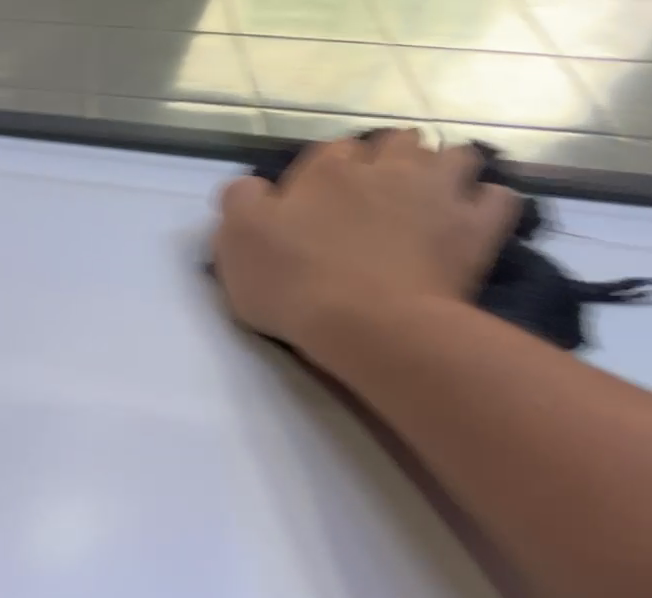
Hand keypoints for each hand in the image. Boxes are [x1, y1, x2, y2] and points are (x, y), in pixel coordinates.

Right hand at [211, 130, 522, 352]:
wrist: (368, 322)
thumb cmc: (292, 283)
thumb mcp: (237, 243)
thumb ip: (239, 204)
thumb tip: (247, 186)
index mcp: (328, 169)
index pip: (323, 153)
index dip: (313, 179)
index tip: (301, 210)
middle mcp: (390, 164)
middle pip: (392, 144)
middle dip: (381, 163)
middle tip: (361, 202)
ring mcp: (441, 190)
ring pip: (451, 157)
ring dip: (436, 172)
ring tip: (416, 204)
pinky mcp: (477, 224)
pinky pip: (492, 198)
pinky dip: (478, 205)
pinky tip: (461, 222)